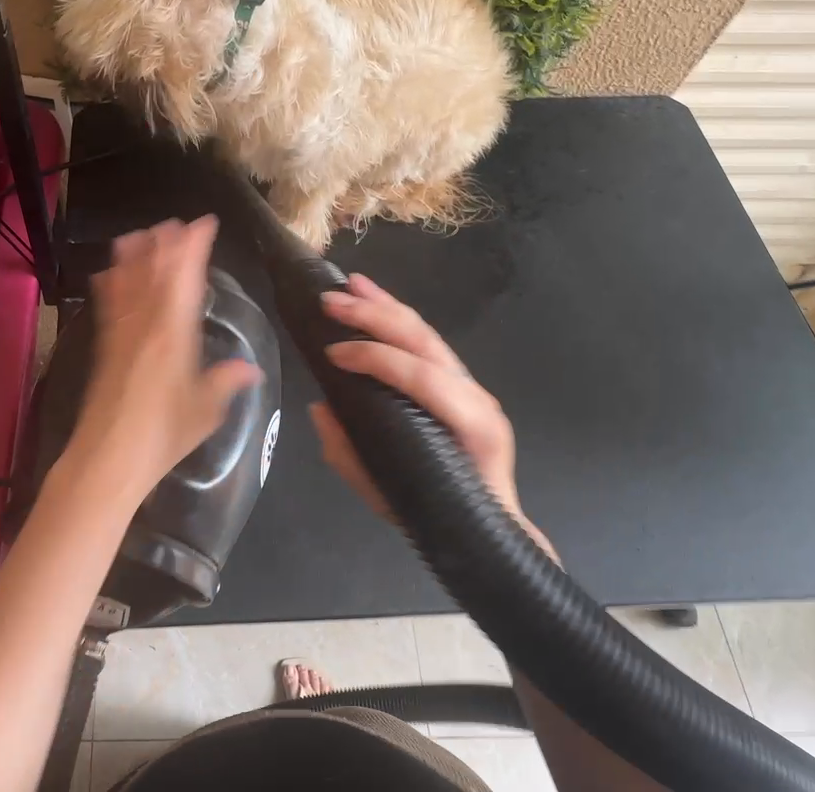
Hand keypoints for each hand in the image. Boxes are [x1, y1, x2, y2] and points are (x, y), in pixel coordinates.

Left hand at [61, 216, 261, 502]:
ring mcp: (120, 333)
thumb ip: (225, 383)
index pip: (185, 278)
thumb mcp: (205, 410)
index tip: (203, 225)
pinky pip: (108, 304)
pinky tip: (108, 271)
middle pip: (154, 273)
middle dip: (166, 244)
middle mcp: (145, 325)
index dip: (193, 248)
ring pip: (128, 283)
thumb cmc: (163, 435)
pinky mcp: (103, 346)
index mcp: (174, 334)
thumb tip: (250, 369)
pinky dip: (110, 282)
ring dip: (136, 255)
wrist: (108, 457)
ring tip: (142, 233)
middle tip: (175, 224)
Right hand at [311, 274, 556, 561]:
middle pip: (425, 343)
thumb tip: (322, 409)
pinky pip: (426, 343)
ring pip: (427, 334)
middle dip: (375, 318)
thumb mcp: (391, 498)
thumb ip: (353, 457)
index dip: (376, 359)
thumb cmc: (444, 516)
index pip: (422, 377)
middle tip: (331, 302)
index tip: (331, 354)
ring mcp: (470, 385)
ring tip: (350, 286)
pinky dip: (396, 318)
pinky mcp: (459, 381)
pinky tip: (372, 302)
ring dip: (385, 306)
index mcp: (472, 426)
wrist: (492, 529)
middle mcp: (476, 396)